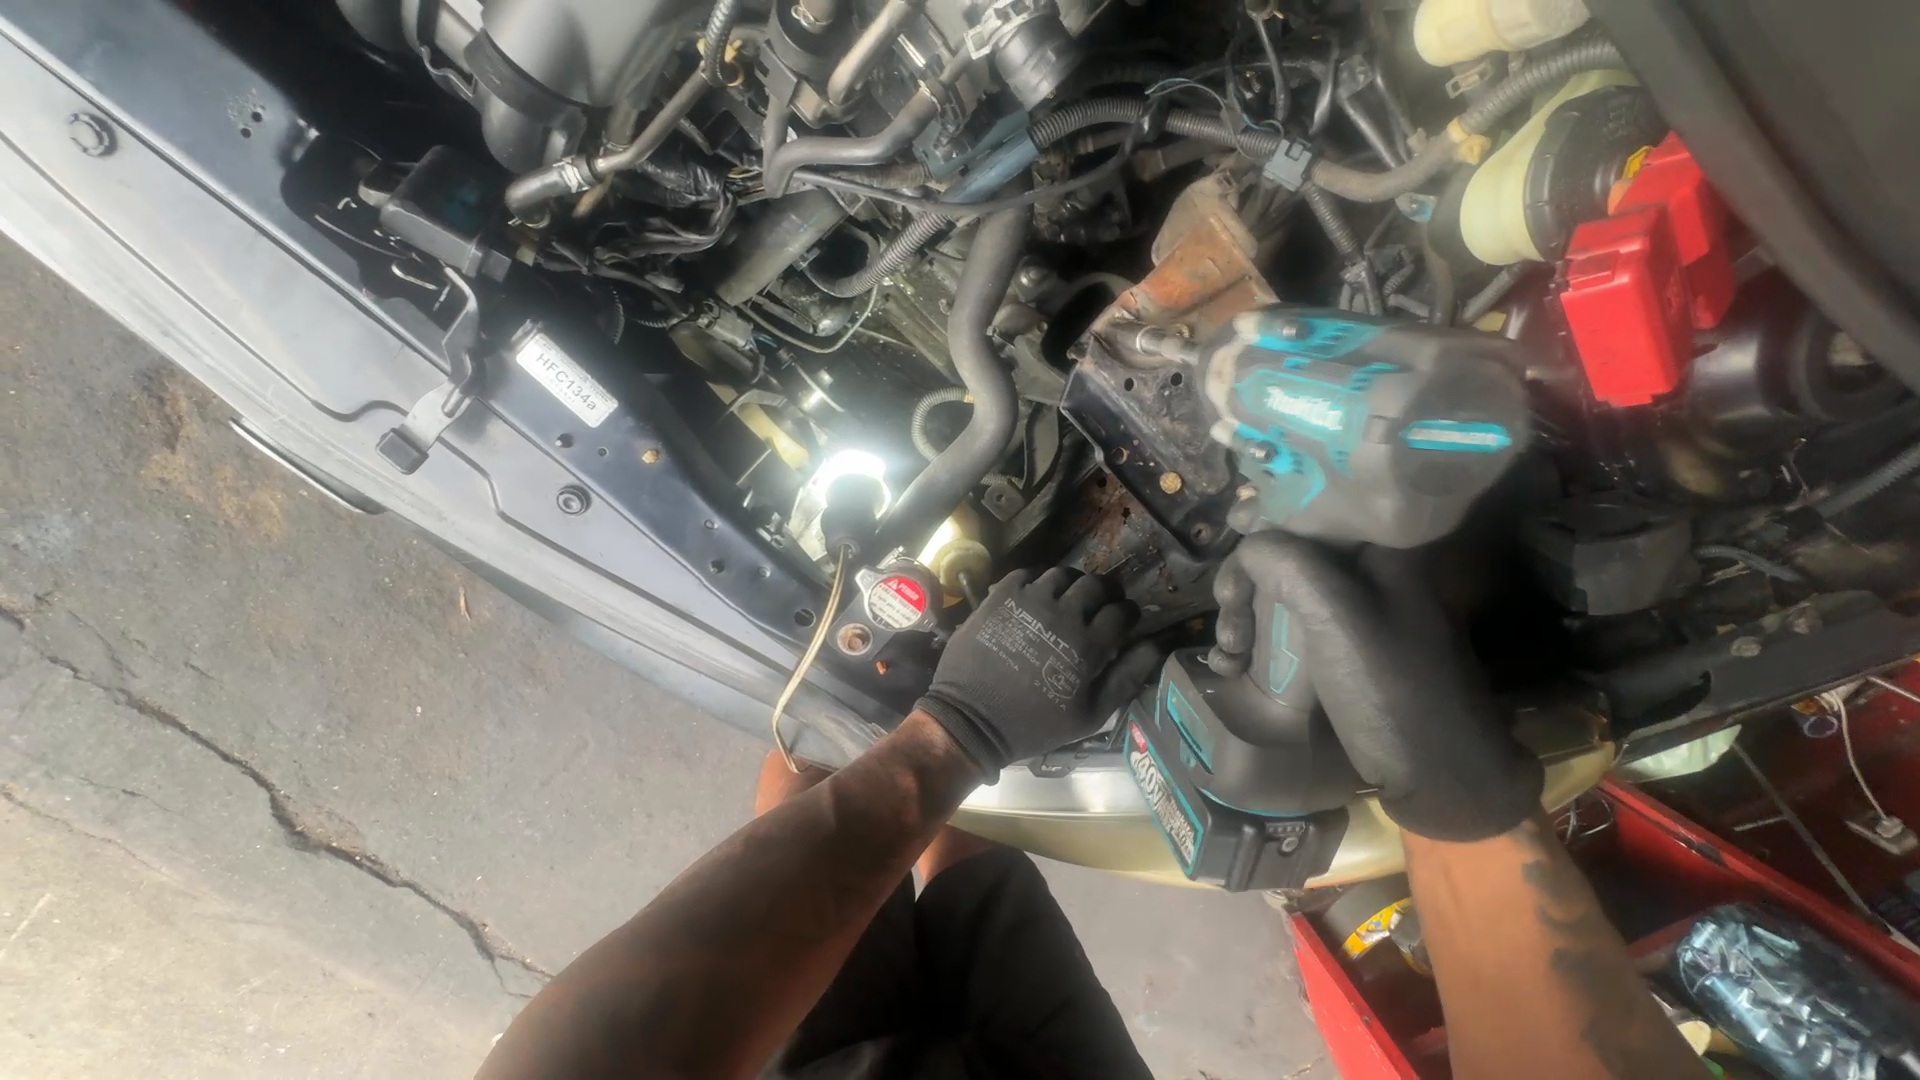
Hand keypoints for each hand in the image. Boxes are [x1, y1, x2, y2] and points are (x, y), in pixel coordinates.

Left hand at [915, 568, 1162, 777]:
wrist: (972, 719)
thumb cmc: (1035, 724)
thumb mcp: (1091, 714)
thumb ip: (1127, 677)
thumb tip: (1157, 645)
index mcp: (1088, 644)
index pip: (1122, 612)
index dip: (1128, 612)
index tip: (1125, 618)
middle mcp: (1062, 613)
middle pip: (1095, 585)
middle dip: (1105, 592)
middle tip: (1100, 604)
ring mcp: (1028, 601)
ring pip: (1061, 574)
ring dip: (1071, 583)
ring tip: (1068, 598)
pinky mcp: (999, 596)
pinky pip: (1025, 574)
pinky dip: (1036, 581)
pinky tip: (1035, 598)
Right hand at [1210, 533, 1542, 840]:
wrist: (1441, 782)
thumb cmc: (1392, 692)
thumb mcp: (1335, 618)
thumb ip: (1287, 564)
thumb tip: (1248, 545)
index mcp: (1384, 551)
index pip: (1318, 503)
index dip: (1270, 510)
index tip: (1232, 527)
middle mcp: (1373, 575)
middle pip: (1292, 550)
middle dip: (1247, 576)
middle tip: (1225, 608)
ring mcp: (1359, 618)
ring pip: (1284, 592)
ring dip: (1244, 614)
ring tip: (1226, 653)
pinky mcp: (1345, 655)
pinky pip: (1290, 631)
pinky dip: (1257, 643)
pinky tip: (1231, 667)